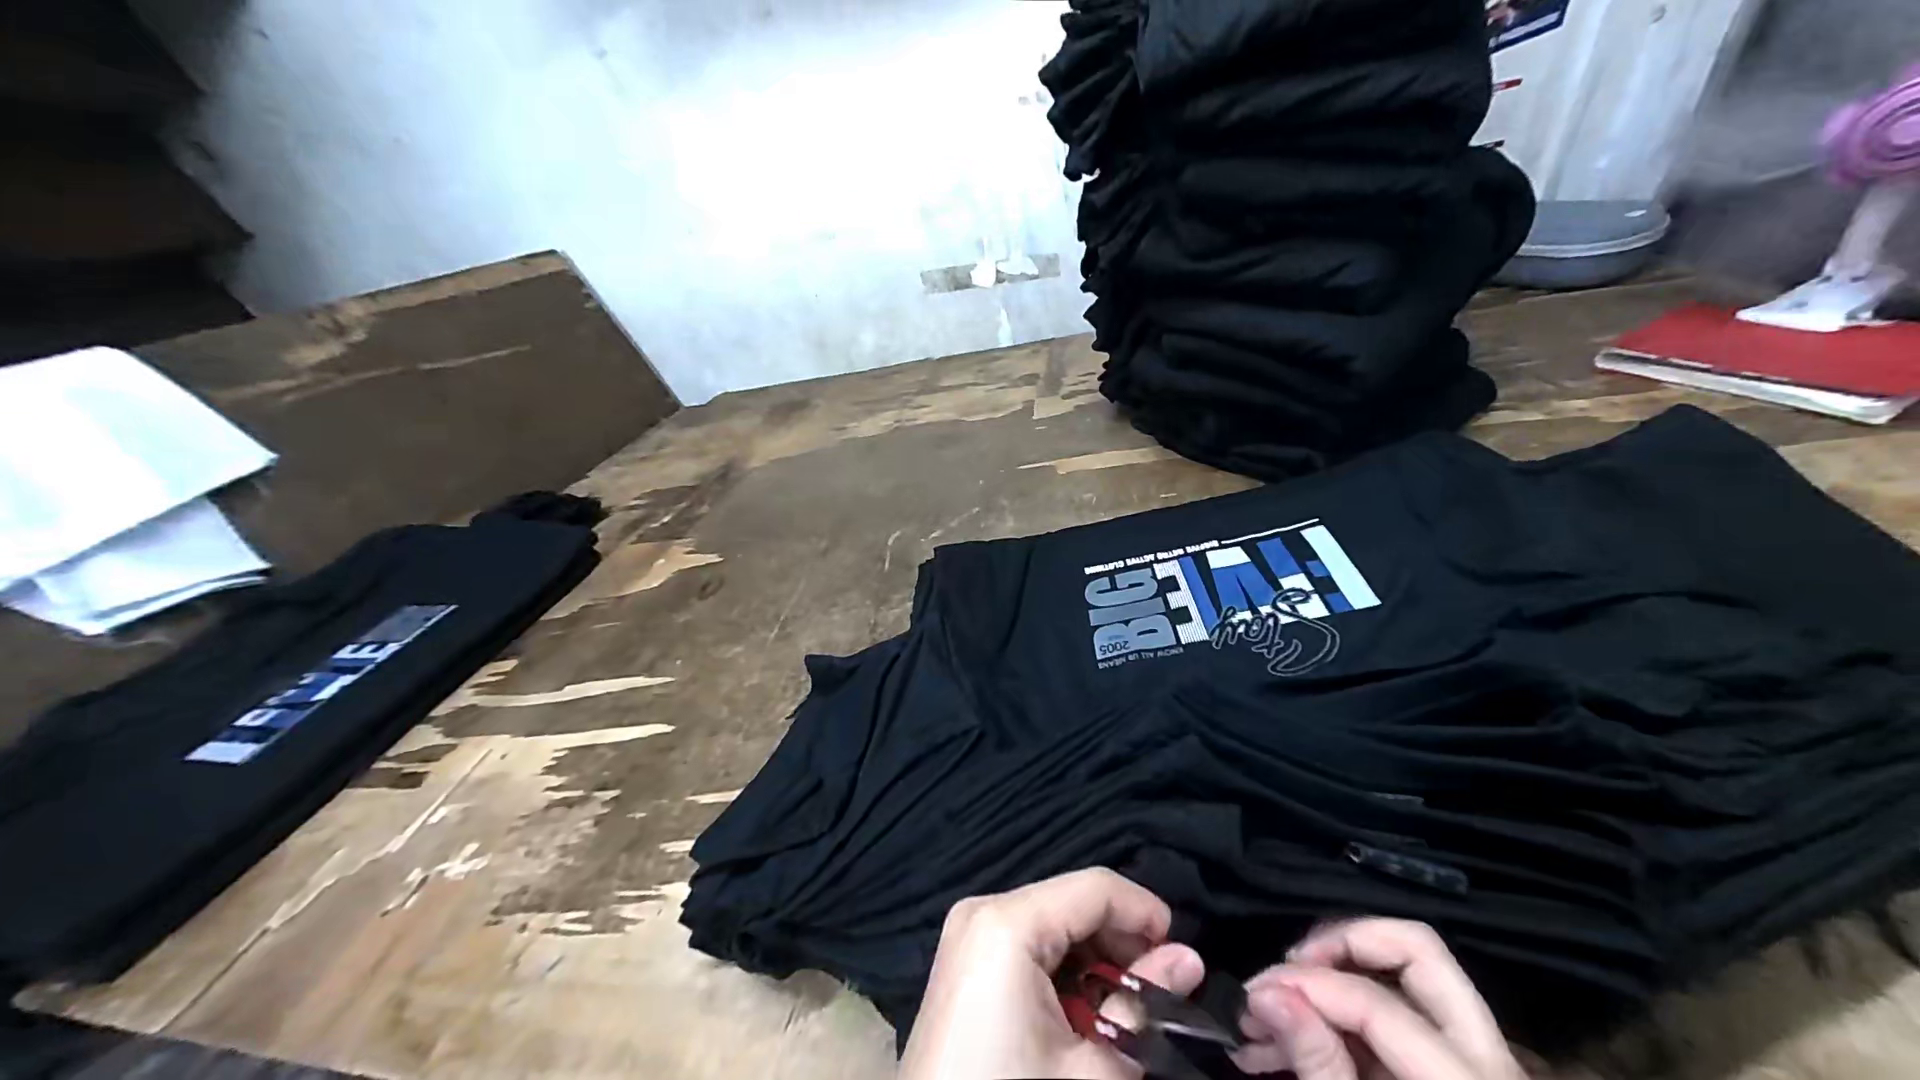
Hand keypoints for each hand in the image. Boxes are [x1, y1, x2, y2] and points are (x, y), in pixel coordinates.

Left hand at [898, 868, 1205, 1079]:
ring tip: (1130, 1007)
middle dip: (1124, 941)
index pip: (1096, 888)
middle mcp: (983, 909)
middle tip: (1163, 990)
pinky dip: (1066, 968)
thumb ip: (1143, 1005)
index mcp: (1007, 921)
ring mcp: (970, 932)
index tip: (1186, 958)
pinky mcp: (967, 957)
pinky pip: (1030, 942)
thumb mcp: (1092, 1069)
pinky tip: (1088, 1010)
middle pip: (1074, 902)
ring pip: (1055, 921)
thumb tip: (1190, 960)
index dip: (1147, 914)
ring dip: (1098, 957)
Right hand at [1232, 919, 1527, 1079]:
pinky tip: (1286, 1042)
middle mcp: (1490, 1062)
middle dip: (1341, 943)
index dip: (1308, 987)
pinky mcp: (1451, 1074)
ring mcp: (1478, 1065)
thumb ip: (1320, 1068)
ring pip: (1411, 973)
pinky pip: (1399, 1015)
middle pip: (1419, 952)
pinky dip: (1339, 1016)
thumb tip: (1268, 994)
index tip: (1253, 995)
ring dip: (1331, 979)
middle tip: (1288, 965)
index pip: (1378, 1003)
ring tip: (1267, 1015)